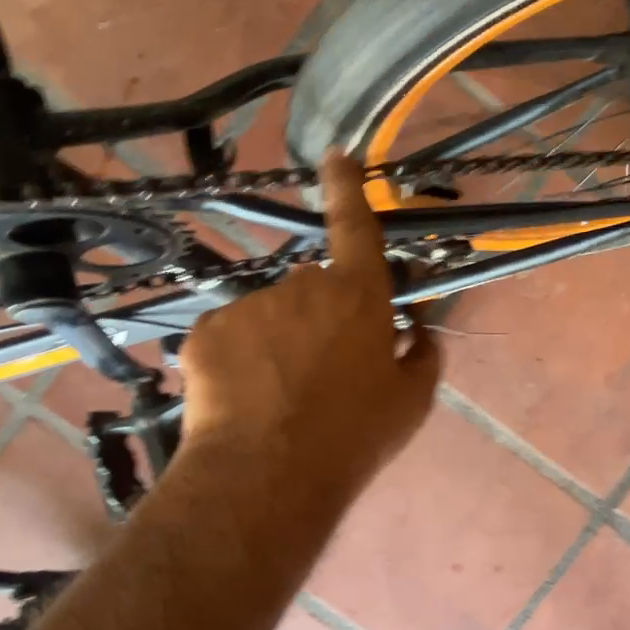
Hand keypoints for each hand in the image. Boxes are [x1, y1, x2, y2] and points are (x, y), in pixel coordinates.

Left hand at [179, 150, 439, 489]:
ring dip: (283, 341)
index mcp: (361, 297)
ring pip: (274, 314)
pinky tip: (249, 398)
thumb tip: (415, 331)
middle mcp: (305, 287)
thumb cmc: (356, 435)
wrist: (268, 474)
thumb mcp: (413, 401)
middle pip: (318, 288)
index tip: (338, 155)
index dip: (349, 189)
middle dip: (324, 316)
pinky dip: (243, 359)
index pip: (357, 229)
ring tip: (284, 396)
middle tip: (329, 371)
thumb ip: (422, 355)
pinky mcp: (207, 332)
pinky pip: (234, 336)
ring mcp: (251, 306)